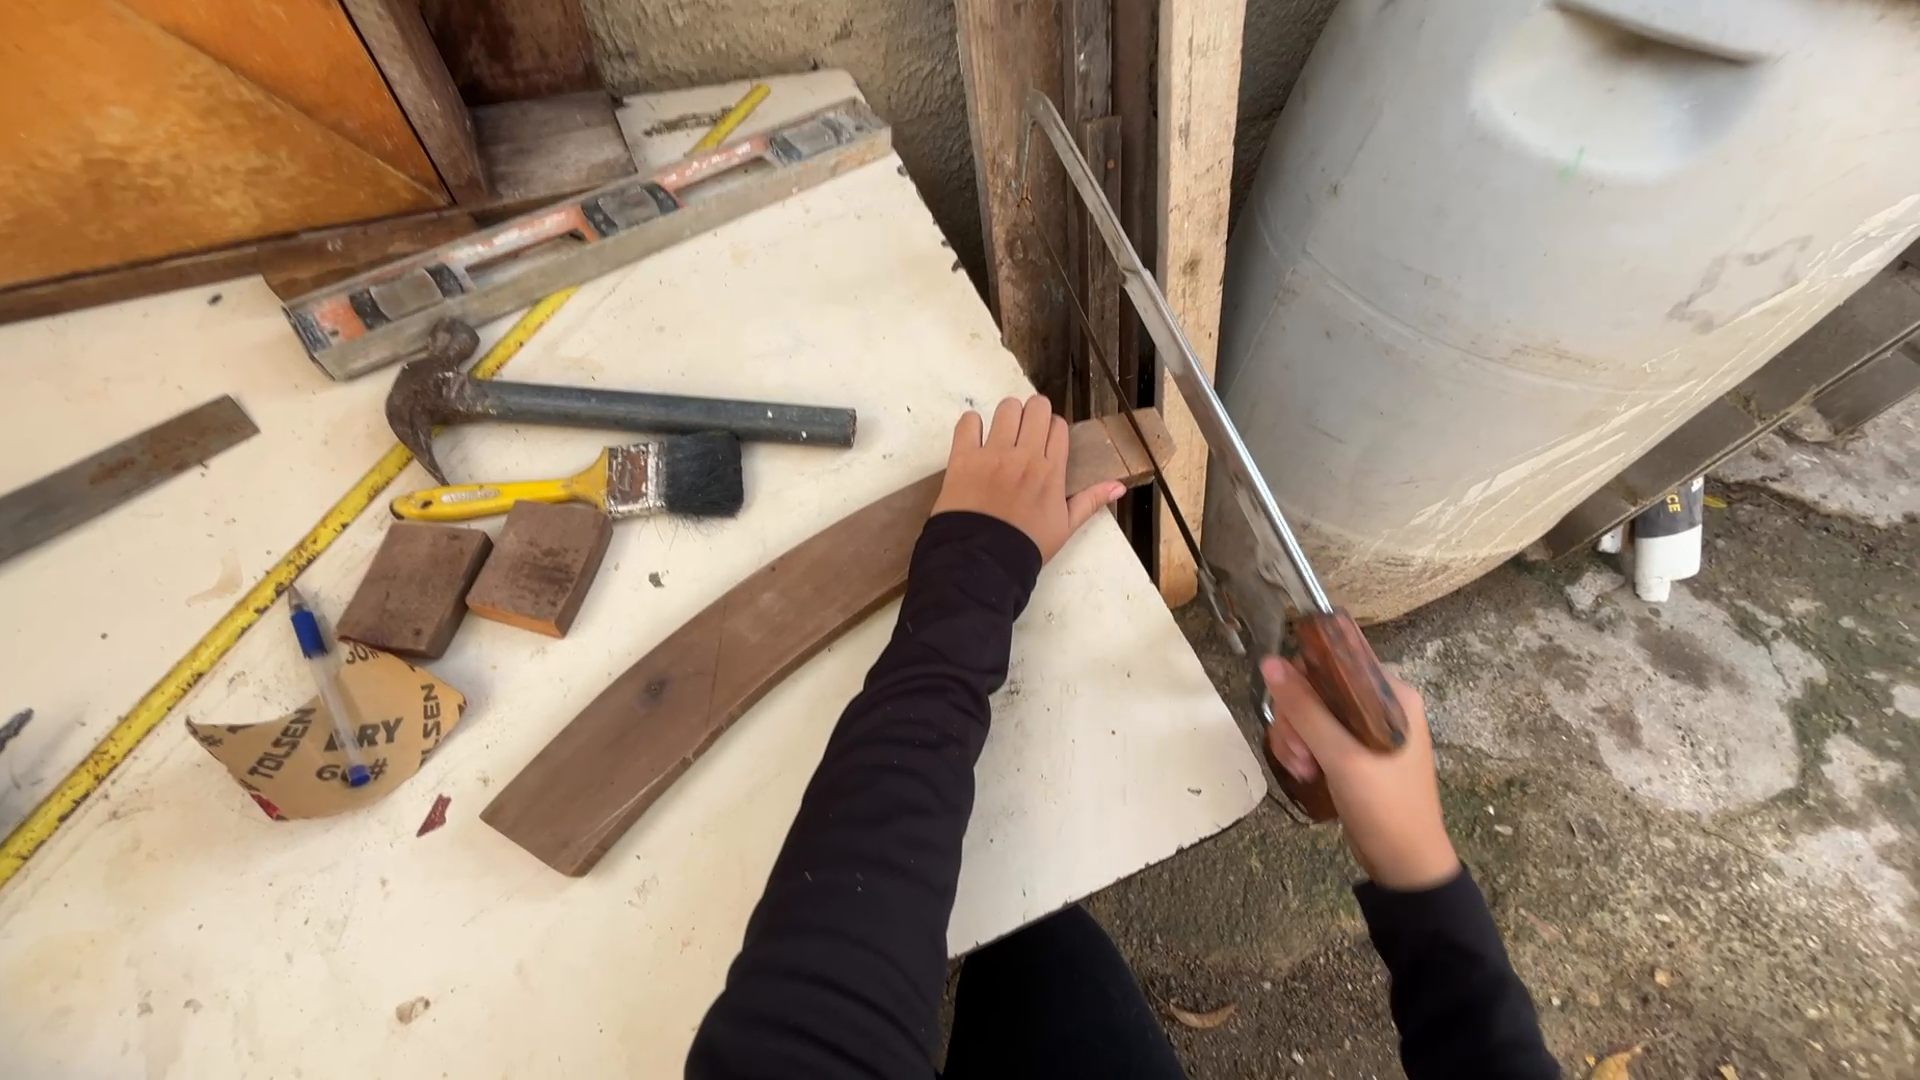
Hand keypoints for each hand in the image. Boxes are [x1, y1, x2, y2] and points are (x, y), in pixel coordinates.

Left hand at [932, 395, 1125, 563]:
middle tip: (1024, 430)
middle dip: (1033, 413)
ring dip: (1006, 415)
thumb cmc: (1026, 545)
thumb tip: (1119, 486)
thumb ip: (1091, 501)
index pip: (1058, 426)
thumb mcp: (1065, 527)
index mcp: (1051, 470)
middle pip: (1036, 408)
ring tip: (1001, 432)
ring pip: (1006, 409)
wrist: (984, 561)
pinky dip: (972, 424)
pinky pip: (968, 422)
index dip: (1053, 428)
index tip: (1045, 440)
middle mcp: (1024, 455)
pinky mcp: (963, 458)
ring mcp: (993, 454)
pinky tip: (975, 438)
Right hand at [1260, 657, 1459, 890]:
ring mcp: (1363, 727)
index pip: (1333, 661)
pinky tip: (1304, 771)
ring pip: (1306, 711)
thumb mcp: (1341, 755)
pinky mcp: (1350, 749)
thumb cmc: (1384, 803)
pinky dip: (1300, 749)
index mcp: (1390, 693)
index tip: (1293, 713)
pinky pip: (1311, 733)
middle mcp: (1378, 703)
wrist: (1404, 861)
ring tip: (1302, 767)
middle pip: (1313, 687)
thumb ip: (1304, 708)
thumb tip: (1269, 661)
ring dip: (1293, 738)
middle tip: (1300, 751)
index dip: (1303, 681)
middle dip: (1295, 718)